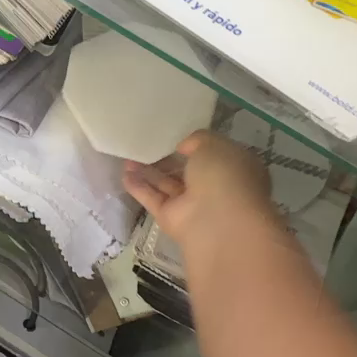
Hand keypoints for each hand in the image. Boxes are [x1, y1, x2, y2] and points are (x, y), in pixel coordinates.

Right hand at [122, 131, 277, 249]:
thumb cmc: (223, 176)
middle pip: (185, 170)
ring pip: (166, 183)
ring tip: (128, 157)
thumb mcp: (214, 145)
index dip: (193, 144)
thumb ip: (196, 140)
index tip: (173, 136)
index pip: (211, 154)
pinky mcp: (170, 216)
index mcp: (232, 167)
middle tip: (145, 146)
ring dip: (148, 171)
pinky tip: (124, 174)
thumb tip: (182, 147)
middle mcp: (213, 185)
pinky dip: (138, 187)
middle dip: (166, 158)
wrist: (215, 220)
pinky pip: (152, 198)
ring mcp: (190, 203)